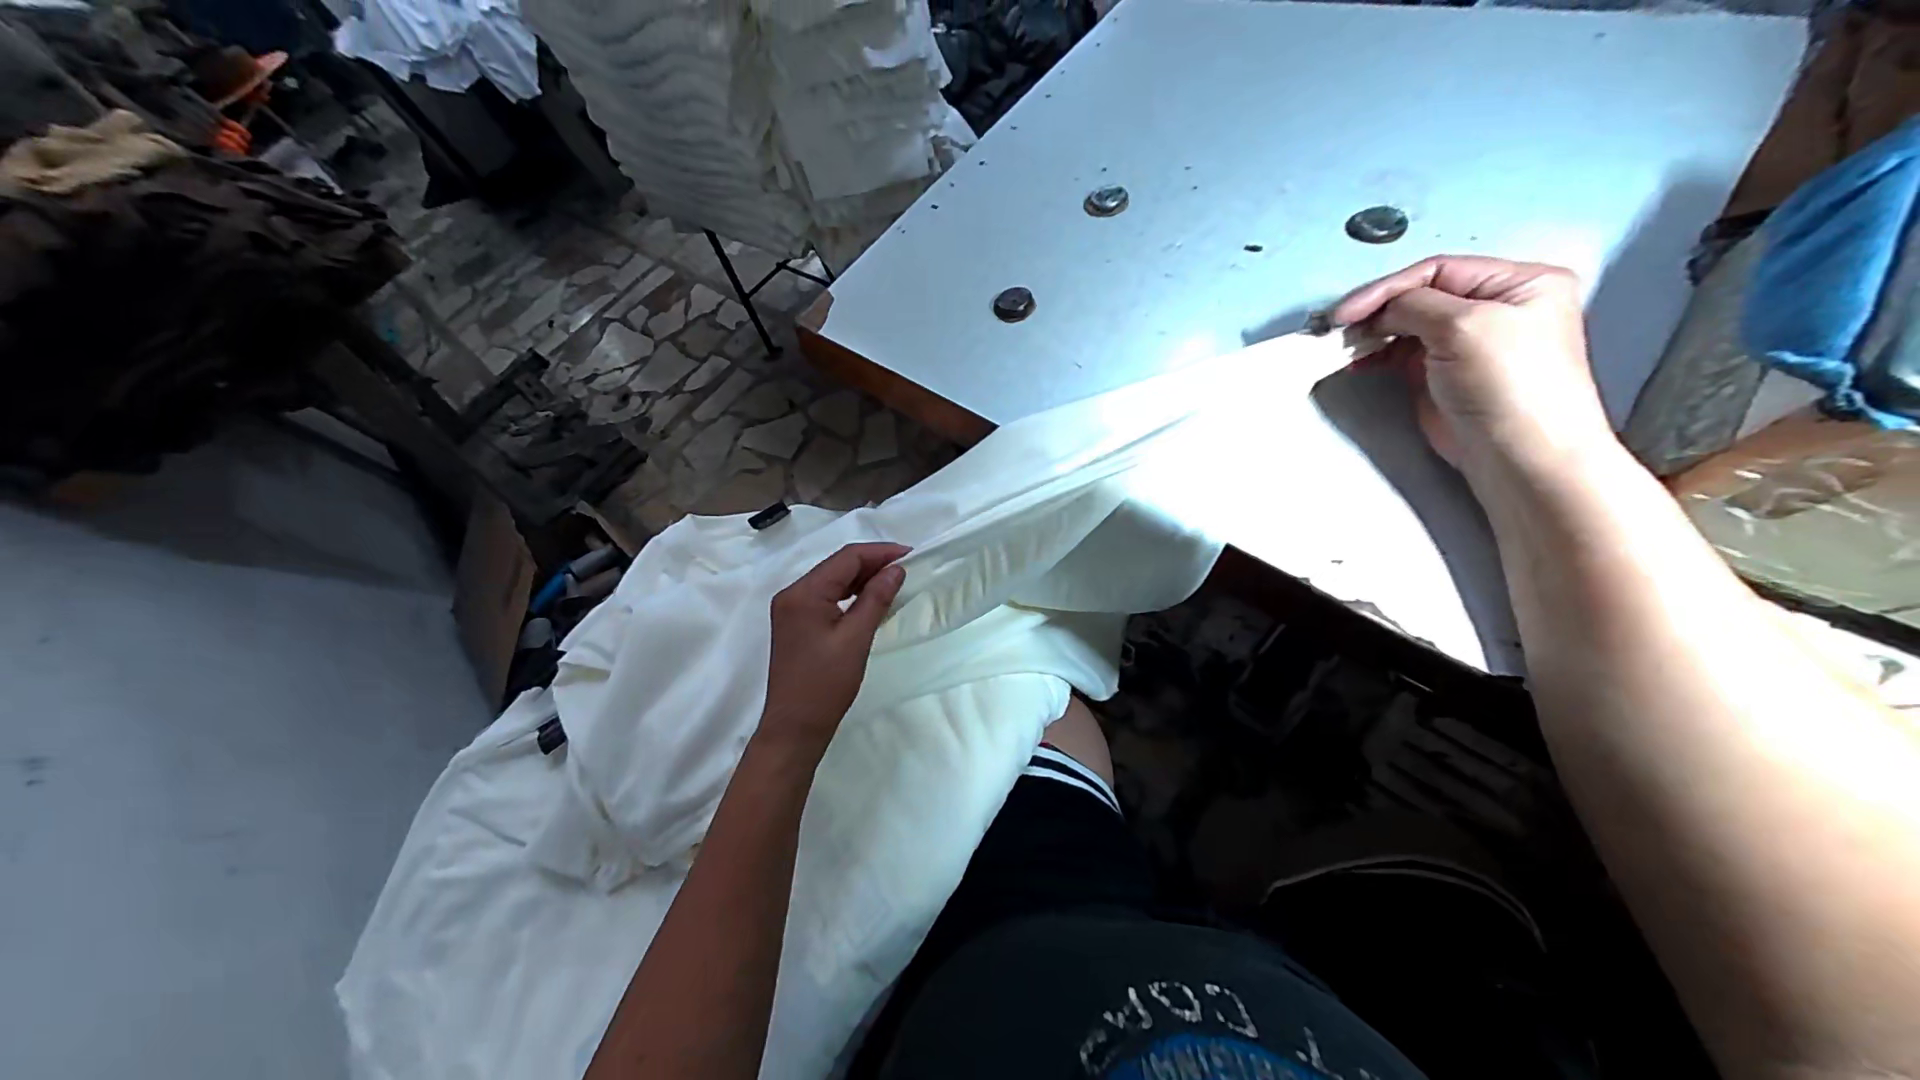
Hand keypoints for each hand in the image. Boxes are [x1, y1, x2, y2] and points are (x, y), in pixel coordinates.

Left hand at [758, 542, 908, 754]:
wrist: (795, 726)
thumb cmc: (825, 684)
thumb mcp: (856, 638)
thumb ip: (876, 599)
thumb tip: (896, 570)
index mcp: (803, 593)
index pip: (846, 558)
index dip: (880, 552)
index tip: (910, 555)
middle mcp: (792, 594)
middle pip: (837, 566)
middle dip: (872, 563)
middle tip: (906, 568)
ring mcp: (791, 609)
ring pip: (831, 580)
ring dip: (862, 578)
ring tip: (894, 581)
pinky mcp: (796, 624)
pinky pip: (825, 596)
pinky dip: (849, 594)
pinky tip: (870, 599)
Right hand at [1331, 256, 1614, 475]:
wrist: (1517, 455)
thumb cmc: (1509, 386)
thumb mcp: (1466, 326)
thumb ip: (1416, 305)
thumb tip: (1380, 310)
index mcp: (1518, 282)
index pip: (1439, 270)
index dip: (1389, 288)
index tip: (1348, 311)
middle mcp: (1493, 307)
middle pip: (1420, 295)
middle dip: (1378, 310)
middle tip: (1342, 327)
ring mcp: (1466, 341)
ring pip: (1406, 324)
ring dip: (1372, 333)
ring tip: (1345, 345)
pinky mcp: (1441, 372)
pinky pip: (1400, 352)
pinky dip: (1375, 354)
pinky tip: (1357, 359)